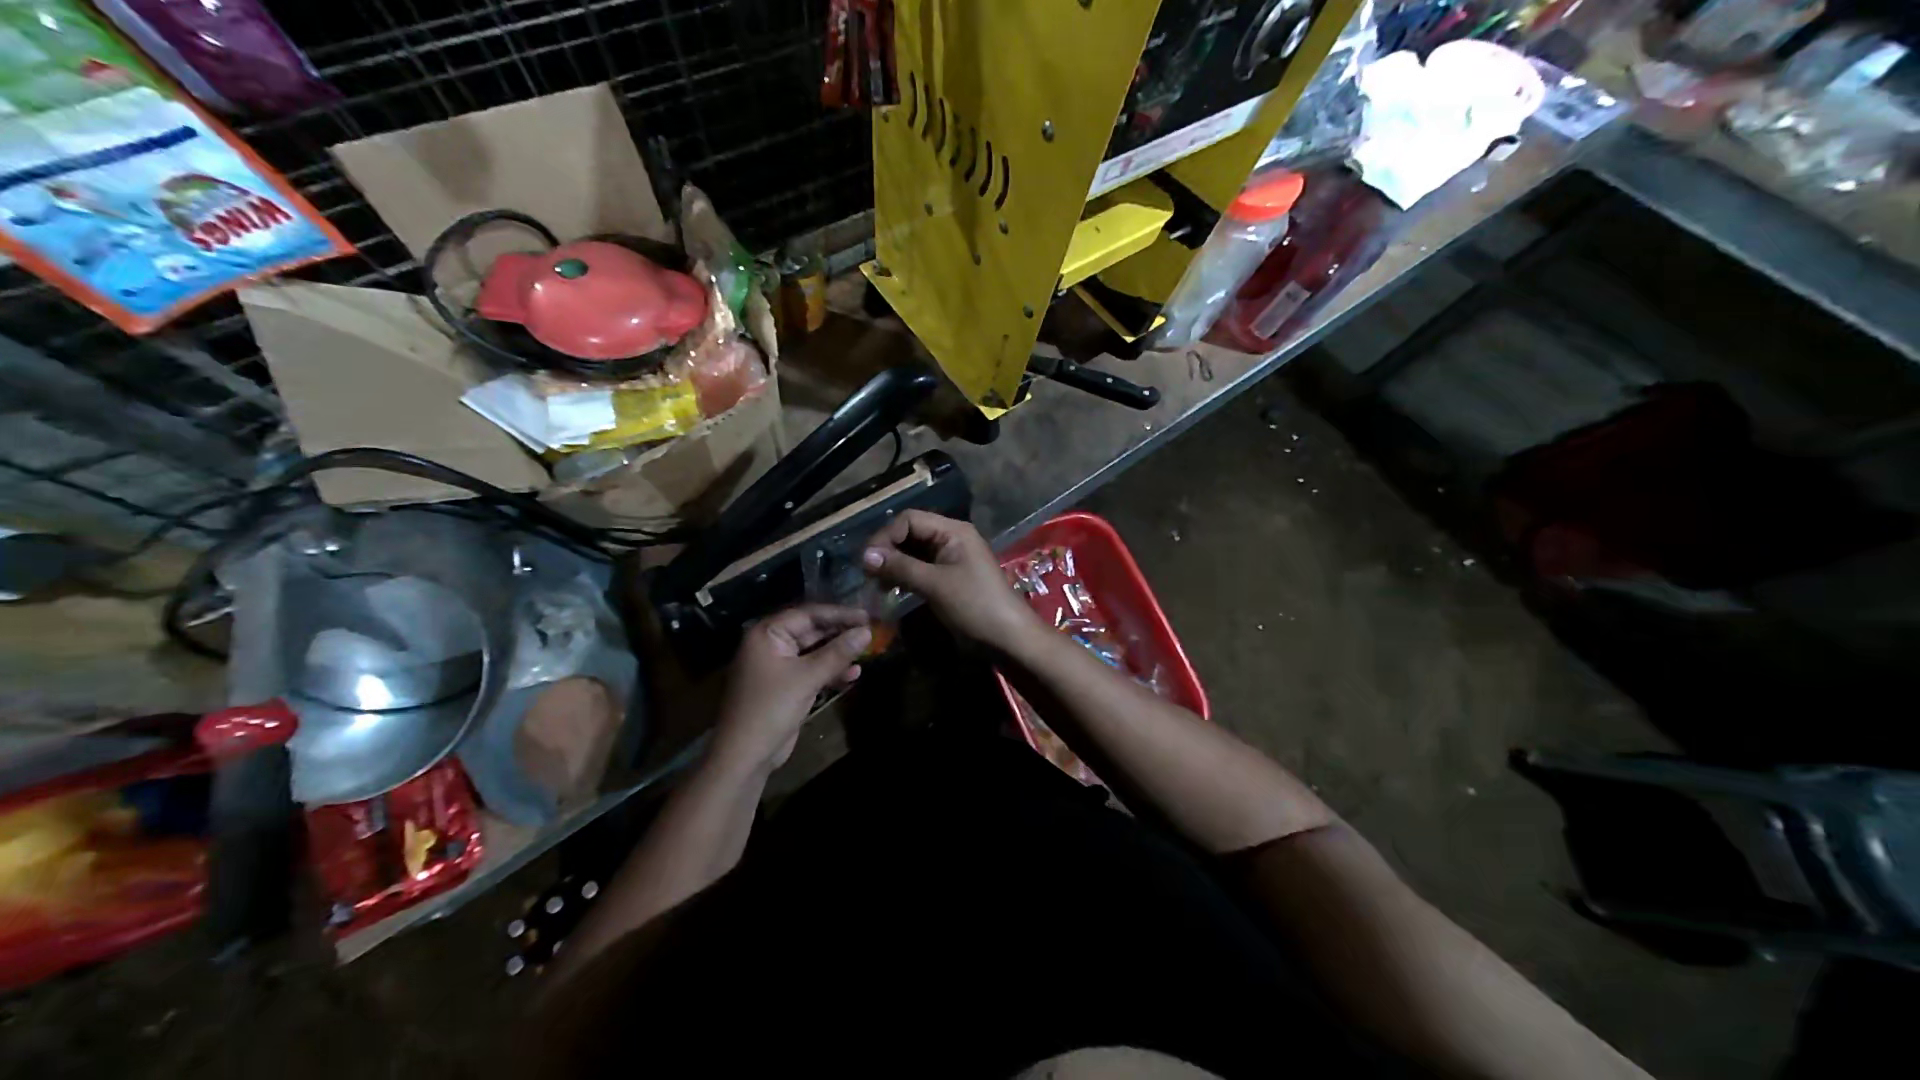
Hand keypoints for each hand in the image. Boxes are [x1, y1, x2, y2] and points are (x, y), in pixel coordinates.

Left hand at [713, 605, 870, 770]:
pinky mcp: (786, 686)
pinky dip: (831, 671)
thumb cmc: (771, 708)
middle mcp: (771, 645)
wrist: (746, 755)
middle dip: (841, 634)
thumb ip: (838, 653)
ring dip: (839, 654)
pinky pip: (812, 670)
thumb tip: (867, 632)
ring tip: (866, 652)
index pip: (808, 614)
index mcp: (767, 634)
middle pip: (812, 631)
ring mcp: (778, 666)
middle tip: (870, 632)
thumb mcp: (807, 677)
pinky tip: (853, 675)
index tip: (866, 616)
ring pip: (814, 652)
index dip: (839, 614)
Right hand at [862, 510, 1037, 649]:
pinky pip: (921, 567)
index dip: (885, 536)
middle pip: (910, 533)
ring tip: (876, 583)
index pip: (909, 519)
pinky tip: (891, 588)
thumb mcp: (935, 584)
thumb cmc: (974, 605)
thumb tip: (864, 556)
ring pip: (914, 551)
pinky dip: (904, 575)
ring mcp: (951, 558)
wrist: (1007, 637)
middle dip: (887, 549)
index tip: (867, 561)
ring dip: (894, 563)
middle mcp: (951, 538)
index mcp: (953, 531)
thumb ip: (900, 567)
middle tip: (868, 574)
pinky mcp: (950, 577)